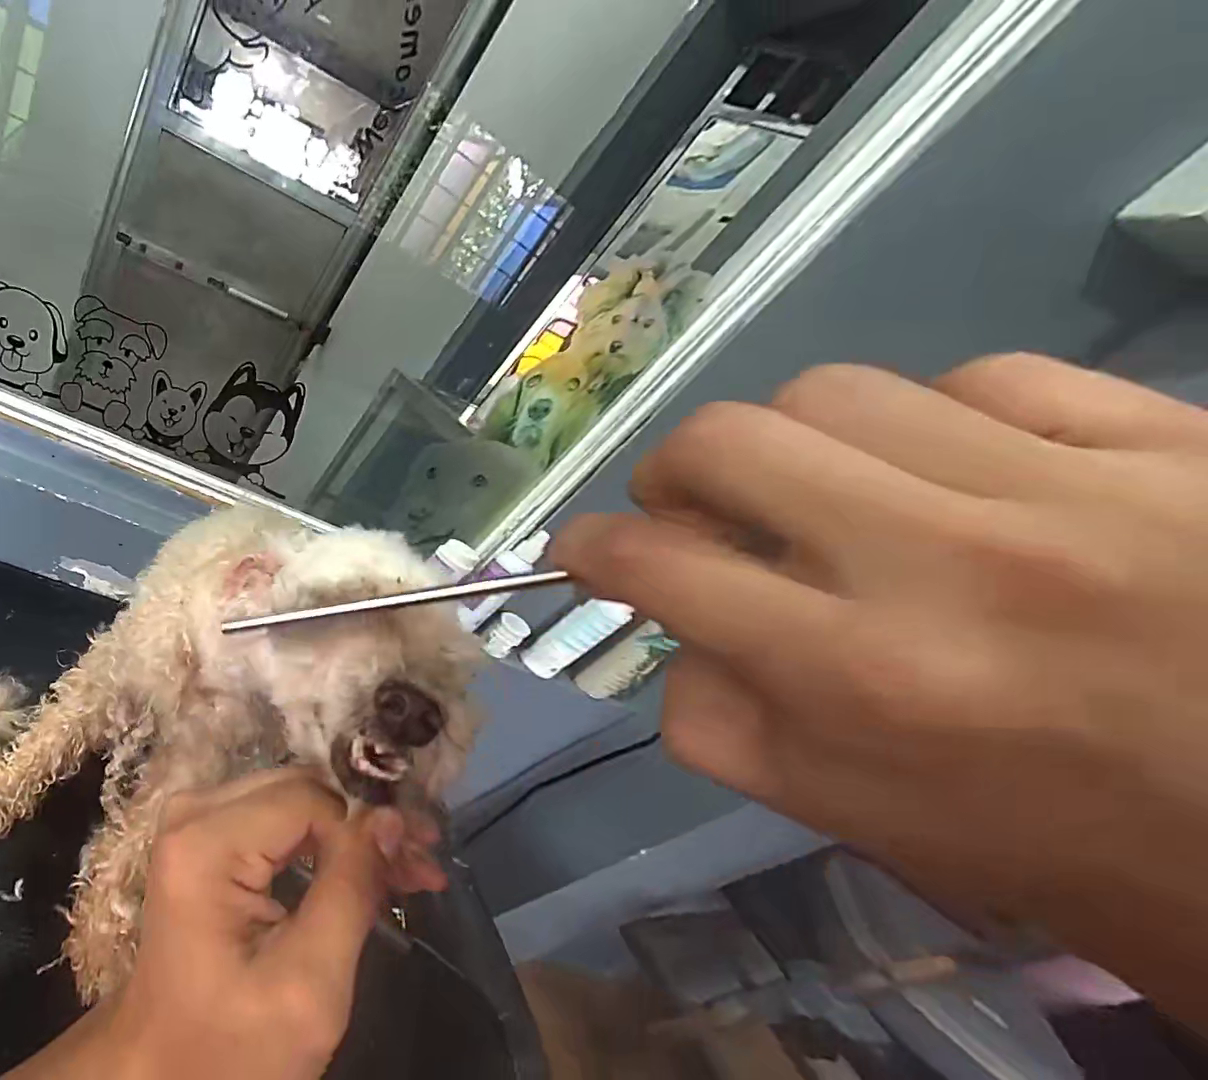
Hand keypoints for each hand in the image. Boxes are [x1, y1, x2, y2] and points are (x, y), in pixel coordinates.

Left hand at [7, 770, 446, 1079]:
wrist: (165, 1070)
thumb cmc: (234, 1046)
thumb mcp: (309, 981)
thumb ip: (351, 888)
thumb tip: (391, 814)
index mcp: (205, 841)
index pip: (310, 799)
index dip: (366, 829)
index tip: (419, 862)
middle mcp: (193, 810)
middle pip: (303, 789)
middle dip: (368, 824)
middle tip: (423, 863)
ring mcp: (194, 819)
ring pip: (297, 800)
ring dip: (353, 834)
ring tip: (409, 872)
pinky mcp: (204, 836)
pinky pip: (278, 819)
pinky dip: (324, 844)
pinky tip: (368, 874)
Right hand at [549, 355, 1207, 1028]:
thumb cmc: (1051, 839)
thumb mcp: (836, 807)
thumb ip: (710, 713)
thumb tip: (671, 623)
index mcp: (855, 672)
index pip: (656, 564)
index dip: (587, 546)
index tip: (579, 549)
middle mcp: (945, 564)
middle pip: (727, 438)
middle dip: (672, 471)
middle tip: (692, 508)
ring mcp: (1071, 489)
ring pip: (837, 391)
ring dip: (793, 445)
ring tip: (825, 494)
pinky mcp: (1185, 443)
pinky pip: (986, 378)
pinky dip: (930, 422)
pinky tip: (953, 477)